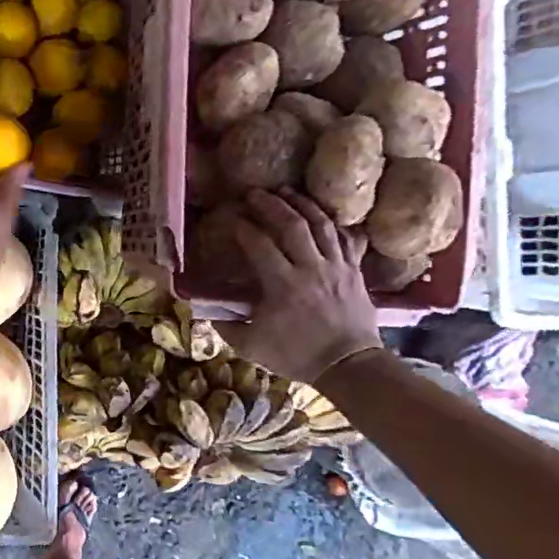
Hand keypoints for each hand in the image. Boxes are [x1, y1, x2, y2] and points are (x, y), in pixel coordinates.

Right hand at [214, 189, 382, 383]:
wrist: (349, 366)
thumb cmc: (296, 355)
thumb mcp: (251, 345)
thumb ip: (225, 325)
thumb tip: (204, 309)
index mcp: (282, 284)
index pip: (259, 244)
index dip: (242, 228)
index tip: (230, 220)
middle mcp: (310, 268)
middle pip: (291, 224)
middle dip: (270, 204)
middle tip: (253, 193)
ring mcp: (337, 266)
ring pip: (321, 224)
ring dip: (302, 204)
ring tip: (286, 192)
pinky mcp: (354, 271)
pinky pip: (346, 239)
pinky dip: (335, 224)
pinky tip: (323, 216)